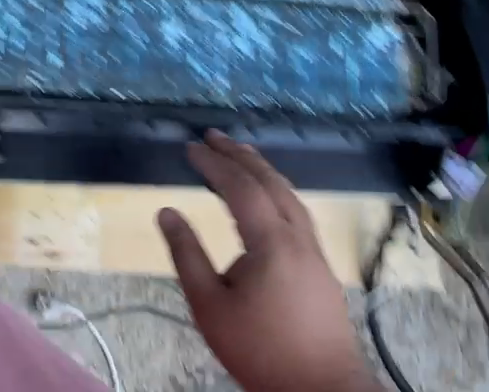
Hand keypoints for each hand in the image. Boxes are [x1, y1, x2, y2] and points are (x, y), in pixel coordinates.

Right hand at [159, 131, 375, 391]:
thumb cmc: (260, 350)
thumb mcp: (209, 305)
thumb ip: (187, 254)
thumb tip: (166, 211)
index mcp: (272, 241)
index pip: (240, 186)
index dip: (214, 163)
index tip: (190, 147)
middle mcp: (298, 238)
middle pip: (271, 182)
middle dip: (240, 155)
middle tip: (213, 137)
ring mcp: (316, 253)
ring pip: (290, 196)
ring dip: (263, 170)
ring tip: (241, 156)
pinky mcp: (323, 270)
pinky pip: (298, 213)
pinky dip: (277, 191)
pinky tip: (268, 199)